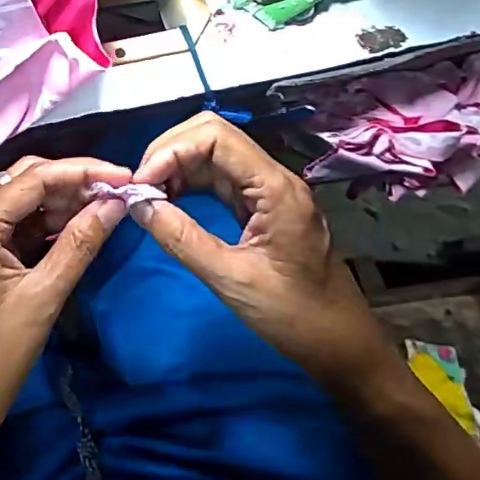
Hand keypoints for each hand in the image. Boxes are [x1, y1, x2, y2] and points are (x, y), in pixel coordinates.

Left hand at [0, 155, 130, 473]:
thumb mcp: (43, 296)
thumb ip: (80, 243)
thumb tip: (116, 202)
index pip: (34, 178)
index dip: (83, 171)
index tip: (125, 175)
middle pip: (24, 180)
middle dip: (72, 180)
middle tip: (117, 189)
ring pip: (20, 201)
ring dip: (61, 200)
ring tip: (106, 205)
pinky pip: (14, 225)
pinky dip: (45, 223)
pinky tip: (78, 225)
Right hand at [128, 112, 393, 393]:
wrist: (341, 345)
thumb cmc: (295, 316)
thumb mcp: (231, 280)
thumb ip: (182, 238)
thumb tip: (138, 205)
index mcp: (275, 188)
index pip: (216, 137)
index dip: (171, 150)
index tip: (142, 183)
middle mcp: (272, 178)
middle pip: (212, 134)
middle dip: (169, 151)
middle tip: (140, 185)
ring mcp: (266, 189)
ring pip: (212, 153)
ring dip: (175, 165)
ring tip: (148, 194)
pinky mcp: (259, 204)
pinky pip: (217, 177)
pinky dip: (187, 181)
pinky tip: (169, 200)